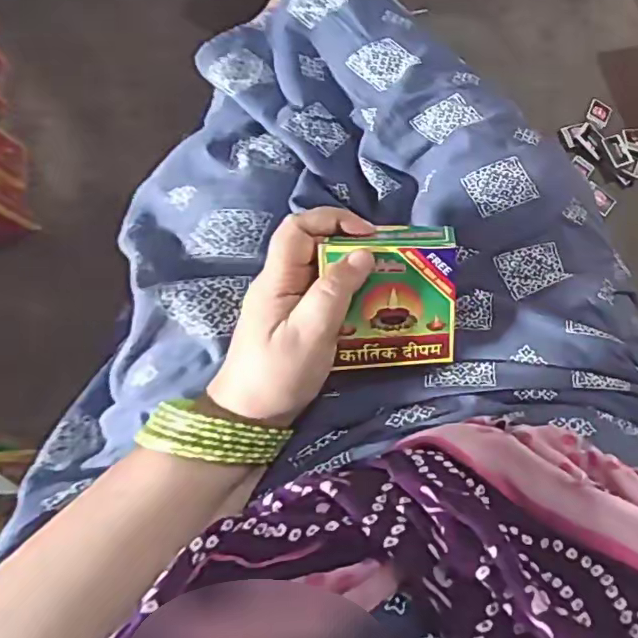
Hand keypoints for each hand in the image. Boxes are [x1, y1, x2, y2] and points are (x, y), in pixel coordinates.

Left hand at [204, 208, 375, 427]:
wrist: (249, 417)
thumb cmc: (278, 374)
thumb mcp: (311, 331)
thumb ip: (336, 290)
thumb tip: (364, 253)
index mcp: (277, 279)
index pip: (299, 227)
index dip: (334, 220)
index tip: (370, 236)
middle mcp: (281, 283)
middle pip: (315, 245)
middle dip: (352, 245)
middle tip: (388, 259)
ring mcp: (288, 301)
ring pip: (323, 269)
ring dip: (354, 270)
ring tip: (385, 280)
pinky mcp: (297, 319)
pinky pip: (325, 293)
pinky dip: (350, 292)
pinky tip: (369, 306)